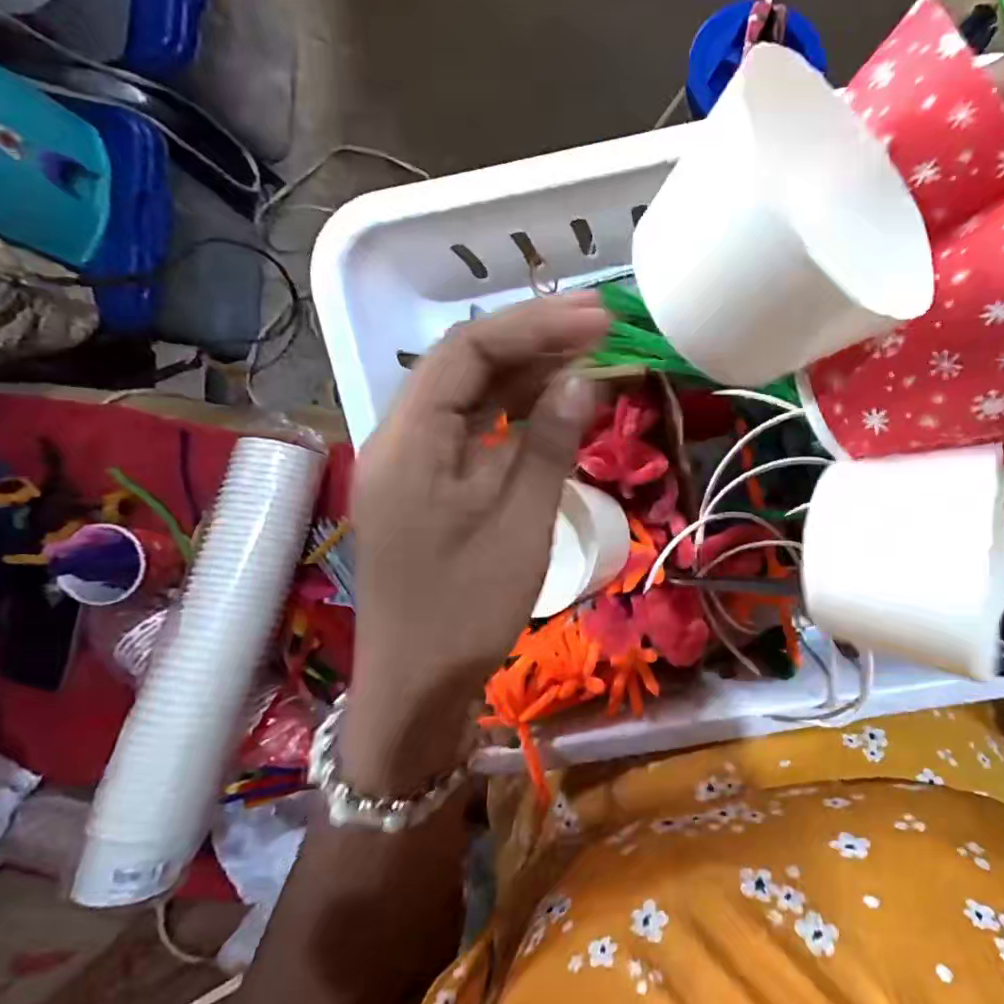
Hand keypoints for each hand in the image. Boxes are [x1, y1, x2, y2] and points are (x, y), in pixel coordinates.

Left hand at [349, 295, 606, 689]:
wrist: (416, 685)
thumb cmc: (467, 611)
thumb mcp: (521, 525)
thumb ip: (549, 444)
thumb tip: (583, 378)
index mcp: (410, 440)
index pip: (468, 351)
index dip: (536, 325)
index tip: (600, 318)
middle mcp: (400, 436)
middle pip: (465, 362)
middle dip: (534, 338)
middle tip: (603, 325)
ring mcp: (411, 460)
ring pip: (469, 393)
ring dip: (527, 371)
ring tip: (590, 354)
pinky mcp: (427, 483)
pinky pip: (471, 428)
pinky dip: (514, 410)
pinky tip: (555, 403)